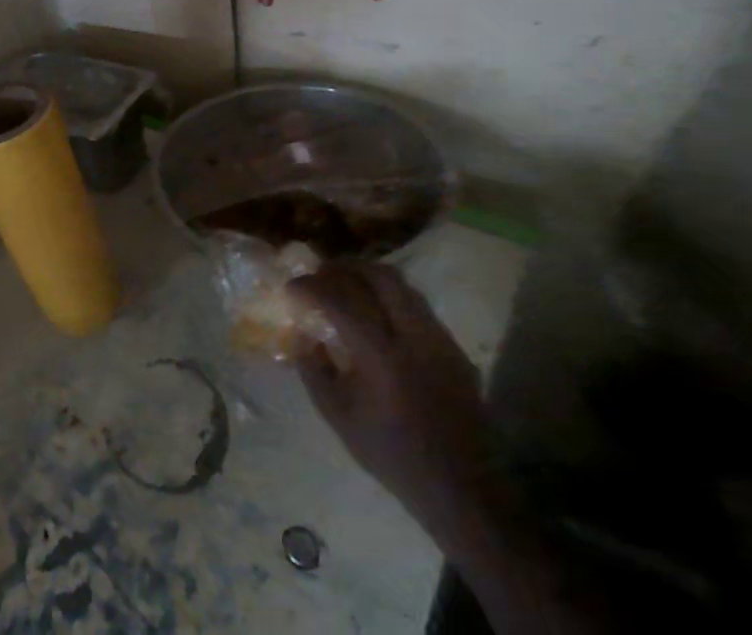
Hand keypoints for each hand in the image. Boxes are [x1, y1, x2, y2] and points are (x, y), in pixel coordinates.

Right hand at [289, 261, 497, 528]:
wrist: (458, 484)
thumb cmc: (390, 453)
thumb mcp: (338, 417)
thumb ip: (314, 369)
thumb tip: (301, 333)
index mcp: (381, 357)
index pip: (342, 301)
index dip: (313, 287)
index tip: (293, 285)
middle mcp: (415, 336)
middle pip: (380, 277)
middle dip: (347, 267)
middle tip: (322, 272)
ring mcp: (440, 338)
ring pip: (404, 287)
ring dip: (371, 277)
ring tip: (347, 284)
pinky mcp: (455, 346)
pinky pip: (419, 307)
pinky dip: (392, 298)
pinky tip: (378, 315)